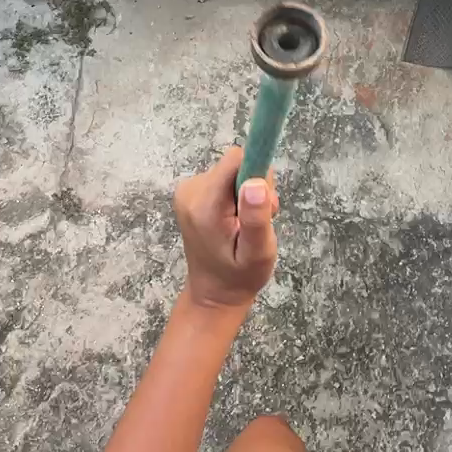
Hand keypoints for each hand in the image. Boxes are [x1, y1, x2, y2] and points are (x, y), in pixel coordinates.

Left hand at [173, 147, 277, 311]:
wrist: (213, 292)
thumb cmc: (239, 277)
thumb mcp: (257, 253)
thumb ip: (256, 217)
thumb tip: (255, 182)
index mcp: (205, 205)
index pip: (236, 159)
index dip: (258, 174)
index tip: (264, 201)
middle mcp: (190, 192)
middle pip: (236, 164)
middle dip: (254, 187)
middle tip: (255, 222)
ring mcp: (188, 191)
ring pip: (232, 171)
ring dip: (246, 193)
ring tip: (244, 225)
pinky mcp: (191, 192)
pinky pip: (224, 178)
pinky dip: (235, 196)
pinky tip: (234, 221)